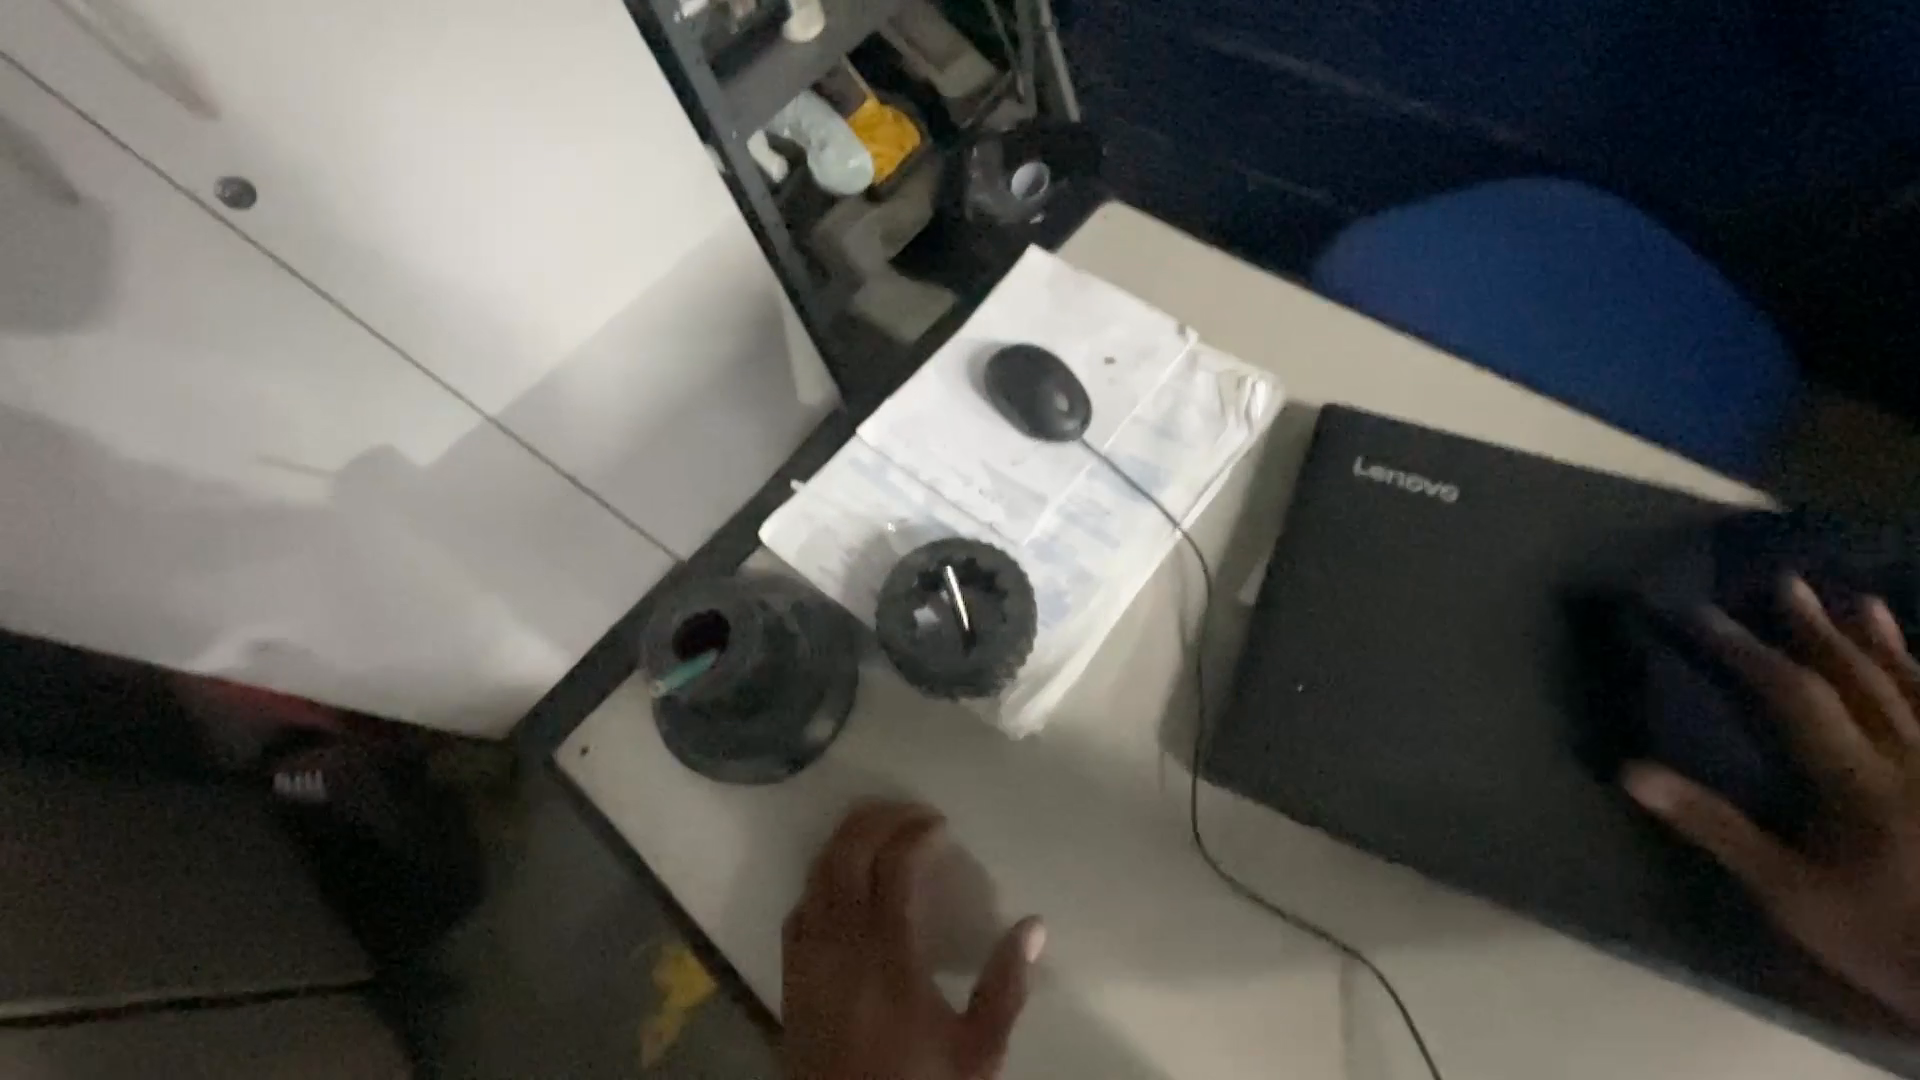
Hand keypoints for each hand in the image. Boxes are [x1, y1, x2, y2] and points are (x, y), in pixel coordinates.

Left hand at [783, 801, 1044, 1079]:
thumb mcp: (977, 1052)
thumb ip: (1006, 986)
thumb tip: (1035, 924)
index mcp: (889, 955)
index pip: (895, 865)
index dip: (917, 832)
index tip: (941, 824)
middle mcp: (842, 942)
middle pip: (848, 851)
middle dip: (879, 817)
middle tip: (913, 812)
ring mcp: (809, 955)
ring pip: (819, 870)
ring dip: (849, 837)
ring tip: (883, 827)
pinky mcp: (791, 972)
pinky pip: (801, 903)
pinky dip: (823, 875)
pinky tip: (845, 877)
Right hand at [1624, 578, 1919, 1025]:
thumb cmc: (1888, 941)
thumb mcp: (1790, 895)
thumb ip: (1715, 828)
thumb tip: (1630, 772)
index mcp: (1861, 782)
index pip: (1794, 695)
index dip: (1745, 650)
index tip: (1700, 615)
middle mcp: (1915, 762)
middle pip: (1861, 681)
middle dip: (1816, 630)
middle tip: (1785, 584)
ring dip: (1884, 645)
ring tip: (1859, 604)